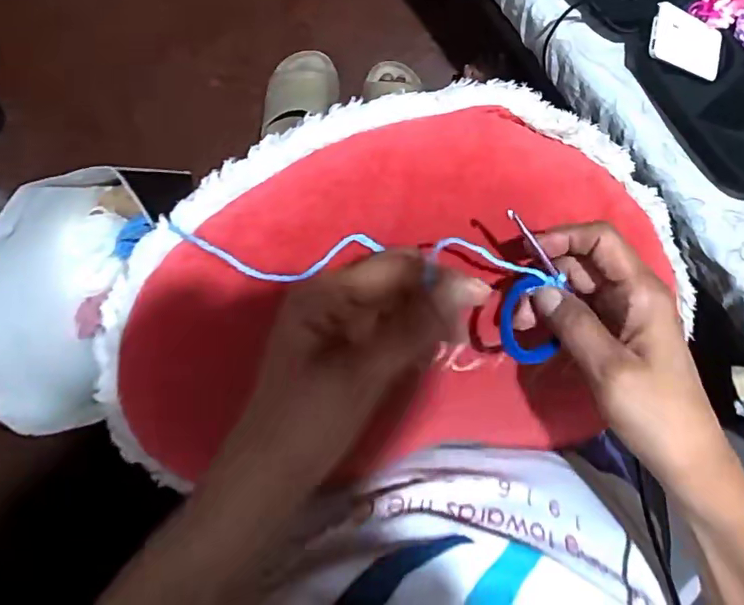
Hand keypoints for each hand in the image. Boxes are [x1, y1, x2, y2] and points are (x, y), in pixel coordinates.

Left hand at [106, 255, 490, 604]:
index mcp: (327, 288)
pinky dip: (405, 336)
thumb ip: (418, 324)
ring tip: (441, 350)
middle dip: (431, 300)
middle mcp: (329, 291)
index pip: (398, 264)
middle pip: (397, 278)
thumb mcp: (369, 371)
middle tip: (457, 338)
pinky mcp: (339, 340)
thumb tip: (473, 284)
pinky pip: (383, 323)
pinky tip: (417, 358)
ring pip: (394, 301)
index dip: (439, 278)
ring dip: (421, 320)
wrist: (266, 479)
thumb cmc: (312, 422)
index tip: (477, 303)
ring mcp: (333, 316)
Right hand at [512, 222, 726, 485]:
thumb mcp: (609, 368)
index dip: (564, 236)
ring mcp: (623, 314)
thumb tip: (538, 289)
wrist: (687, 461)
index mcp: (640, 289)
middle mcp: (632, 293)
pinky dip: (556, 317)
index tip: (527, 253)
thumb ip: (573, 323)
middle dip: (545, 274)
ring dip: (546, 298)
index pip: (601, 238)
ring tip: (520, 324)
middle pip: (582, 262)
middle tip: (516, 305)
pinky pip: (579, 312)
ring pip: (576, 287)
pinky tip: (536, 334)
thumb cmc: (655, 411)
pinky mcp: (615, 335)